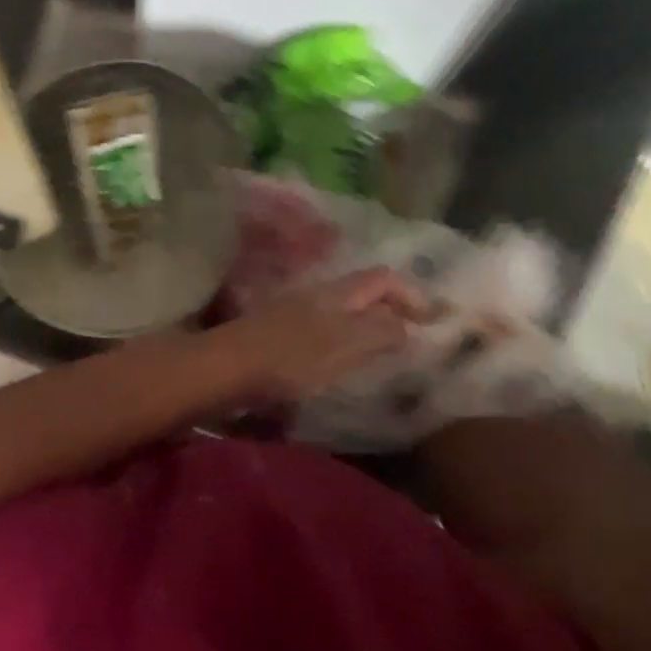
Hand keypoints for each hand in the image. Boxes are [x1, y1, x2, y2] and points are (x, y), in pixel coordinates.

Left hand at [221, 267, 425, 398]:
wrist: (219, 372)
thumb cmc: (286, 358)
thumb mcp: (343, 345)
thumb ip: (379, 332)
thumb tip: (406, 325)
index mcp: (335, 294)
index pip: (383, 278)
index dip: (412, 294)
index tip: (431, 323)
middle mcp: (310, 297)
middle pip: (357, 295)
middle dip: (385, 312)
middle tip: (405, 343)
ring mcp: (285, 316)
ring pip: (333, 315)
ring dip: (357, 332)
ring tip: (372, 361)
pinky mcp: (267, 339)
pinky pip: (311, 335)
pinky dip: (330, 347)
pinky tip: (329, 371)